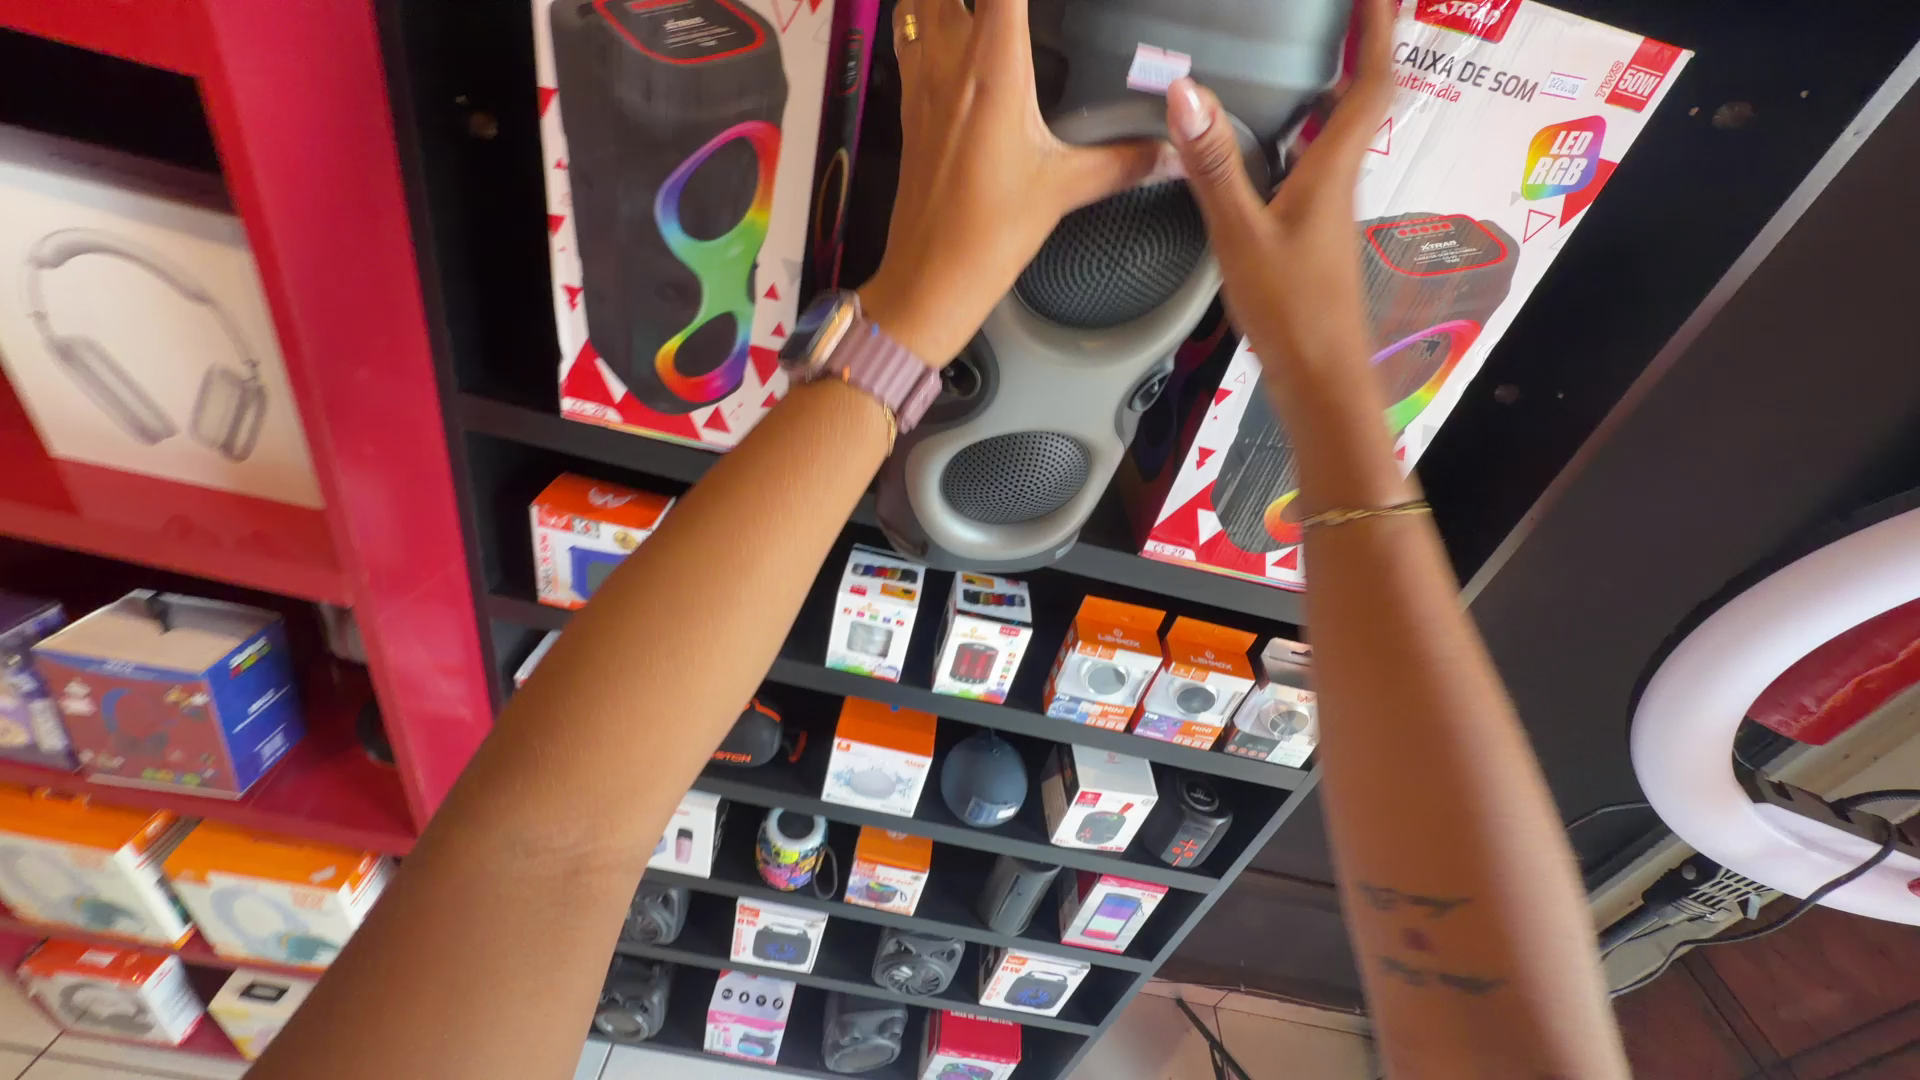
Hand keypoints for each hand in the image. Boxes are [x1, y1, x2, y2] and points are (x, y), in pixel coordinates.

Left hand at [858, 0, 1171, 366]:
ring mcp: (920, 82)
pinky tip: (947, 31)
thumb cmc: (986, 236)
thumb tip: (1171, 154)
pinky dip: (924, 17)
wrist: (928, 279)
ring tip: (980, 5)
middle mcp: (948, 61)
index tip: (1057, 1)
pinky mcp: (908, 108)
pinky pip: (908, 38)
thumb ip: (1122, 163)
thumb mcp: (1062, 192)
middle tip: (1014, 5)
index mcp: (992, 66)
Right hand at [1164, 0, 1395, 378]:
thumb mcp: (1242, 234)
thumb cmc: (1290, 308)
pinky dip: (1298, 144)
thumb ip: (1214, 166)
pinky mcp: (1311, 238)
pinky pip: (1310, 171)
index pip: (1371, 78)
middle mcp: (1338, 182)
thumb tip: (1185, 92)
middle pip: (1359, 101)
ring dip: (1325, 95)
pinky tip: (1267, 152)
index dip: (1379, 24)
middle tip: (1335, 16)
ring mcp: (1327, 213)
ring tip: (1297, 65)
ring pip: (1333, 139)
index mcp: (1332, 169)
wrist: (1318, 374)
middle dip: (1355, 48)